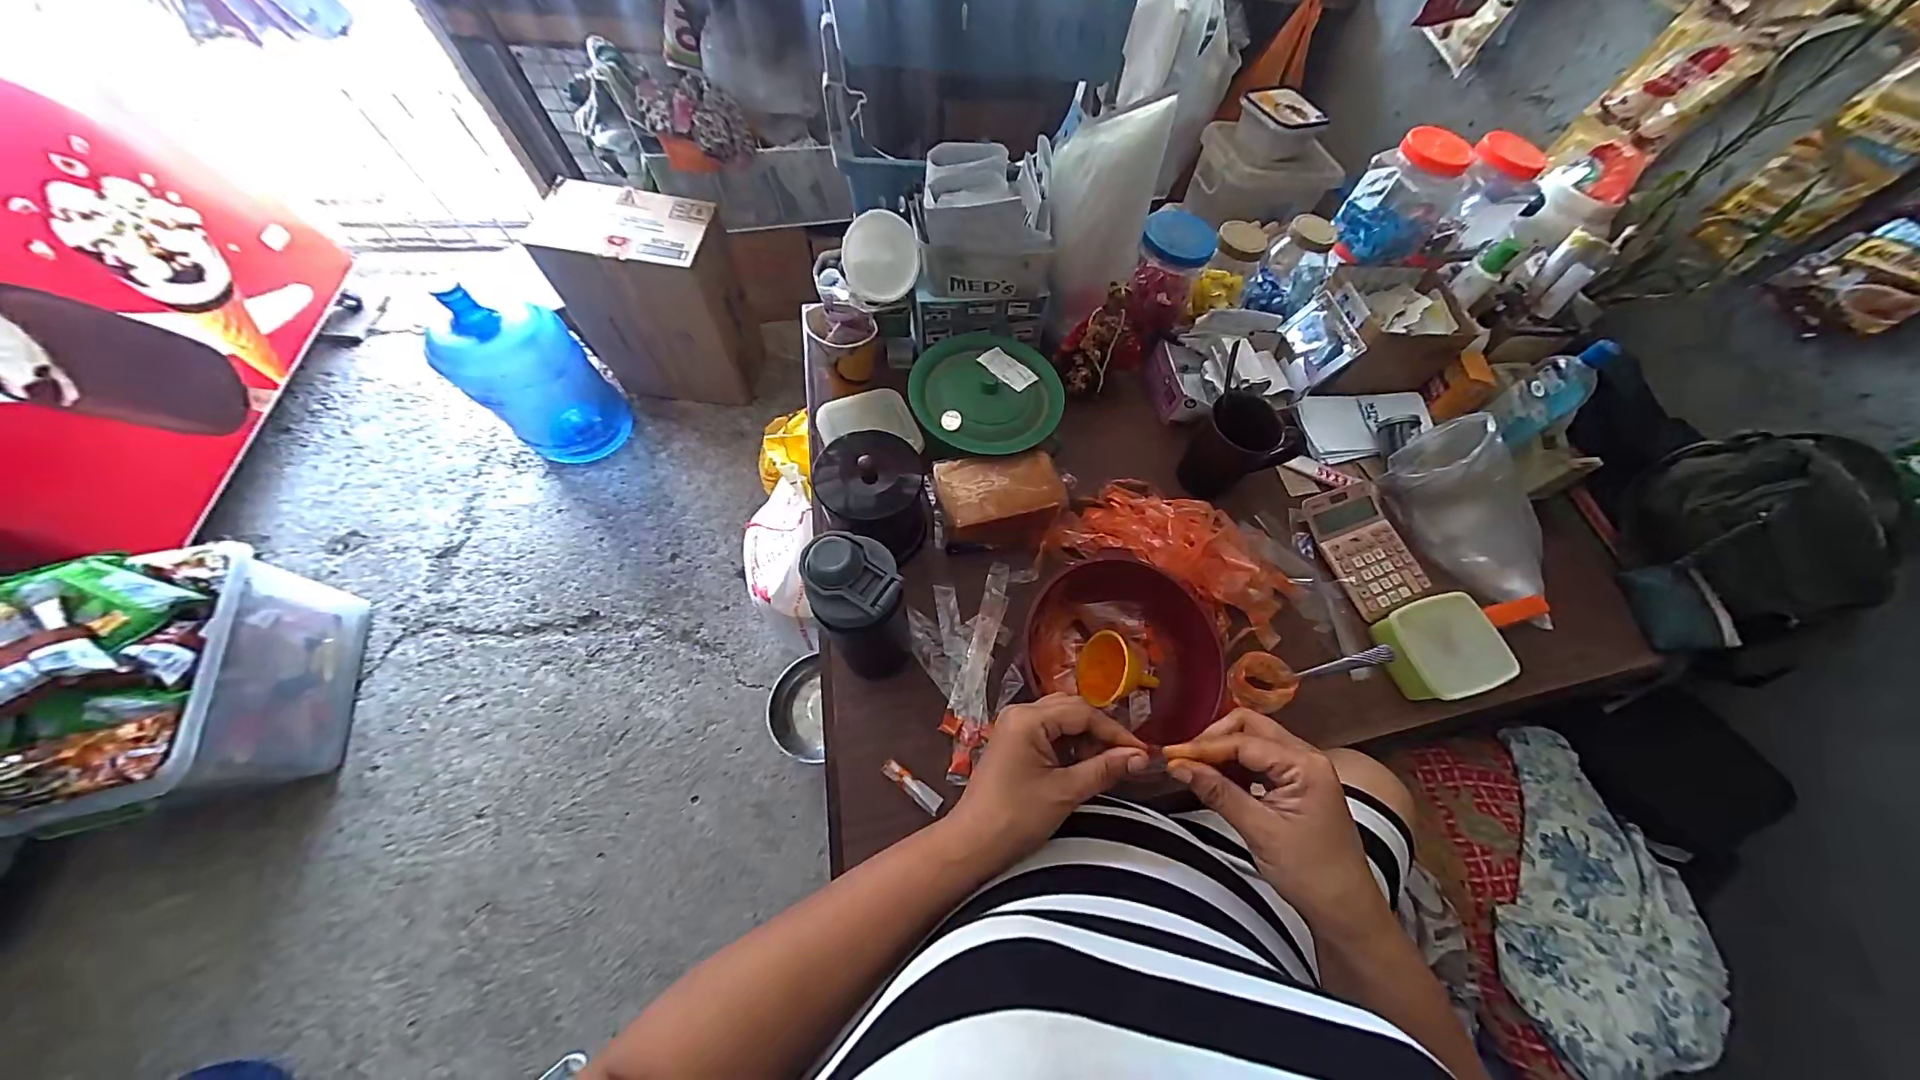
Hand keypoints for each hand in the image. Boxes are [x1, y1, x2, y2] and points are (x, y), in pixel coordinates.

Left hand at [942, 693, 1149, 868]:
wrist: (973, 843)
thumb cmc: (1016, 817)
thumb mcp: (1065, 792)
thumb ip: (1104, 769)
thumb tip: (1140, 757)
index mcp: (1028, 718)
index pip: (1082, 712)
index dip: (1115, 732)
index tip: (1141, 753)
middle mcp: (1020, 713)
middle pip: (1072, 710)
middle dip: (1102, 733)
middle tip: (1128, 757)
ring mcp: (1015, 726)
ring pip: (1062, 720)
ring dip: (1087, 739)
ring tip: (1108, 764)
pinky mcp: (1014, 742)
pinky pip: (1050, 733)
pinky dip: (1071, 745)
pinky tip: (1085, 764)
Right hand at [1162, 710, 1385, 930]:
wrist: (1346, 910)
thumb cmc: (1310, 873)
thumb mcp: (1259, 831)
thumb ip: (1218, 792)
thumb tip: (1179, 766)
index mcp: (1305, 765)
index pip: (1243, 741)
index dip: (1203, 747)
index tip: (1171, 756)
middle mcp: (1307, 757)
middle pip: (1250, 727)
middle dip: (1213, 738)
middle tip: (1184, 758)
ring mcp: (1304, 768)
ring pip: (1254, 739)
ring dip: (1223, 749)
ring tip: (1196, 768)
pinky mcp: (1298, 782)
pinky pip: (1260, 758)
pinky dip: (1236, 763)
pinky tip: (1219, 779)